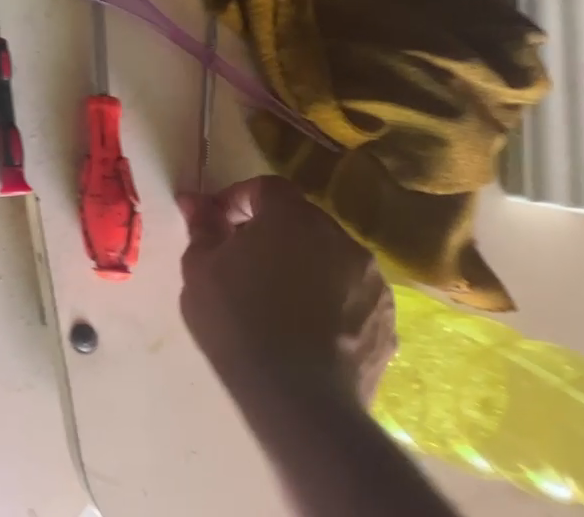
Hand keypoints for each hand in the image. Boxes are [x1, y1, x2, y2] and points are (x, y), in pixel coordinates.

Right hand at [179, 175, 395, 406]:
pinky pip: (350, 291)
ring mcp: (373, 282)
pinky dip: (327, 294)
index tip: (217, 222)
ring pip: (331, 255)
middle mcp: (342, 241)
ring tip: (274, 293)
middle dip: (271, 229)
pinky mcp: (387, 320)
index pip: (268, 187)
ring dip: (302, 261)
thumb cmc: (236, 319)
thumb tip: (195, 200)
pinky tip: (302, 323)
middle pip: (303, 219)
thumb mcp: (200, 268)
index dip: (238, 198)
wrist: (298, 395)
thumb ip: (203, 227)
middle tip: (241, 256)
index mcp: (294, 221)